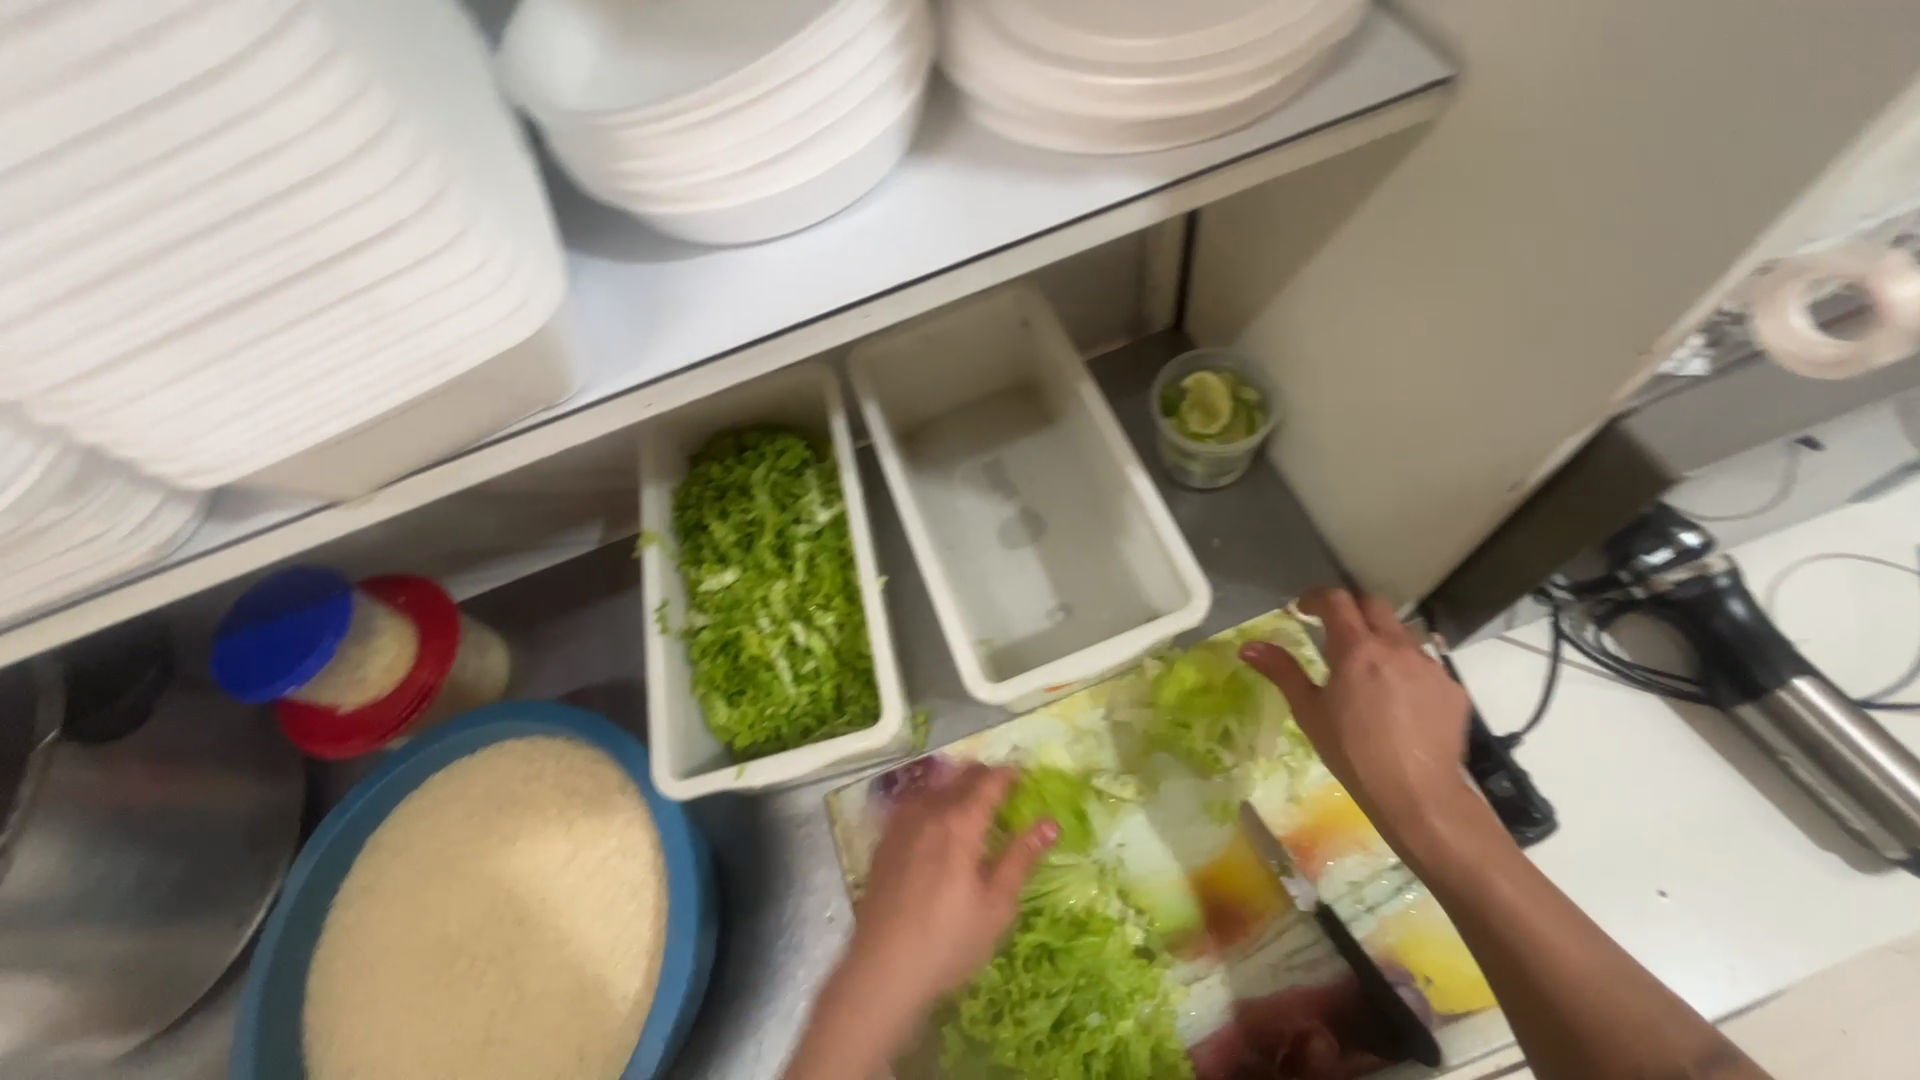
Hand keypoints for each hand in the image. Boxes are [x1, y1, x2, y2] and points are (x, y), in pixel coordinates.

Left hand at [844, 764, 1058, 1010]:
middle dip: (984, 776)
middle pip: (959, 777)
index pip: (989, 782)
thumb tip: (1050, 822)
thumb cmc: (949, 942)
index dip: (1009, 774)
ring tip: (971, 802)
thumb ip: (1021, 858)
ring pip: (933, 787)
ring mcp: (900, 825)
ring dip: (956, 785)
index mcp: (960, 823)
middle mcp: (928, 812)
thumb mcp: (996, 905)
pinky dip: (931, 800)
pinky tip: (935, 822)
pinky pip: (912, 804)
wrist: (882, 970)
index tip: (1024, 775)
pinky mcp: (883, 842)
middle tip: (1004, 789)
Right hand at [1239, 588, 1475, 845]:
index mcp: (1357, 649)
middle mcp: (1397, 647)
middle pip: (1374, 605)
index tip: (1302, 609)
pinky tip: (1398, 700)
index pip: (1336, 601)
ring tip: (1368, 668)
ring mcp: (1430, 666)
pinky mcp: (1452, 688)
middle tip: (1333, 630)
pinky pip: (1425, 665)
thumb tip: (1248, 646)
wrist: (1417, 793)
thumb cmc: (1352, 752)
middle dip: (1351, 609)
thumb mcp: (1309, 712)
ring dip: (1381, 638)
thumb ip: (1282, 672)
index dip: (1316, 598)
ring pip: (1402, 634)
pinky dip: (1406, 669)